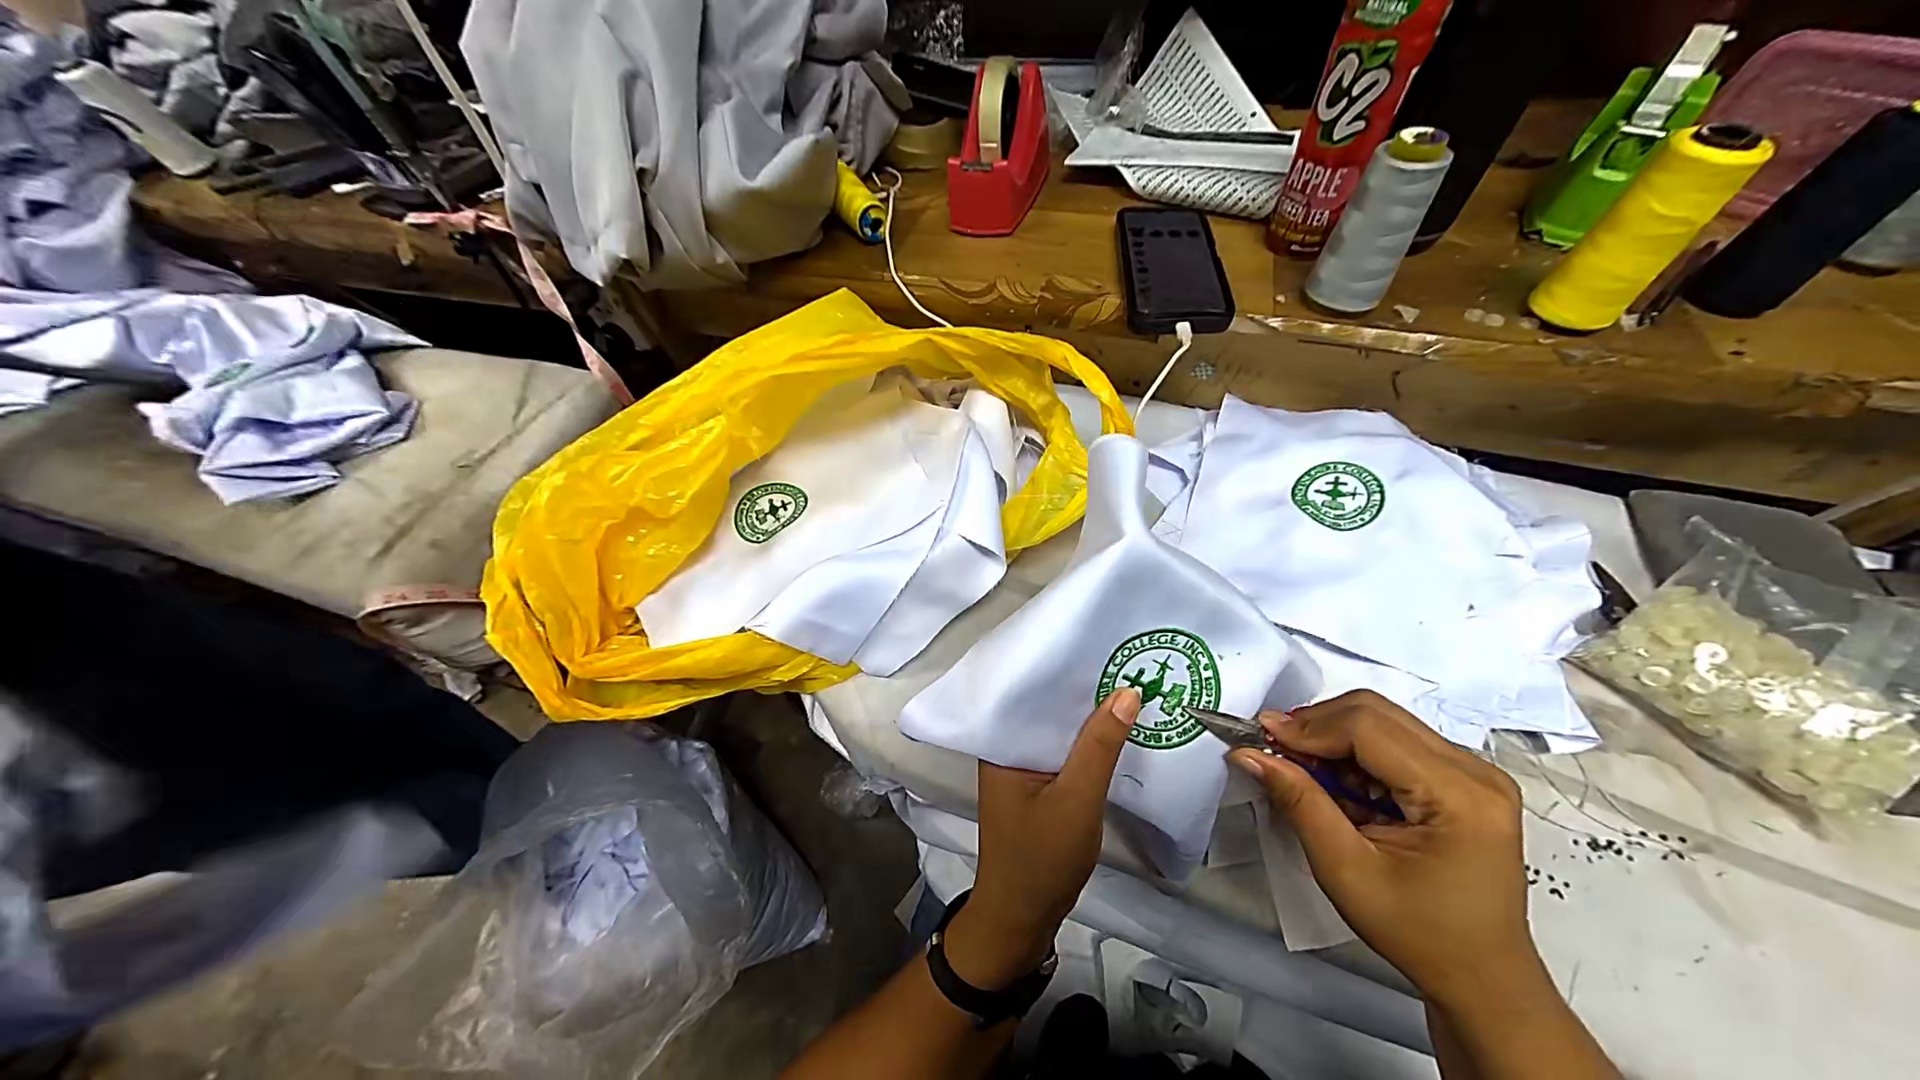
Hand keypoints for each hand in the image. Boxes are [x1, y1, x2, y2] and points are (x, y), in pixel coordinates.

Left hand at [943, 688, 1139, 989]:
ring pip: (1058, 731)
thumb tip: (1127, 691)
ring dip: (1088, 716)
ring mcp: (1023, 768)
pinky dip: (1087, 743)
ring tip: (1128, 683)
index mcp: (1000, 744)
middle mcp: (1007, 749)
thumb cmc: (1041, 858)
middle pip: (1046, 709)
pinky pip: (1064, 752)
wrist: (1023, 918)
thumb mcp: (1076, 799)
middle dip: (1082, 689)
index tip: (1100, 644)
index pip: (1029, 692)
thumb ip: (1100, 747)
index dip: (1064, 668)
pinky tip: (1117, 728)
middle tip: (1125, 658)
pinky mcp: (1039, 785)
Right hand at [1231, 690, 1543, 1009]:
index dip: (1308, 727)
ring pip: (1383, 720)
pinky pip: (1396, 738)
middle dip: (1317, 726)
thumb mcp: (1345, 869)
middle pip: (1376, 714)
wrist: (1480, 974)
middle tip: (1276, 751)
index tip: (1261, 738)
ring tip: (1304, 771)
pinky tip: (1337, 781)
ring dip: (1333, 736)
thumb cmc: (1418, 932)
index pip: (1368, 729)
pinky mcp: (1464, 778)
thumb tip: (1251, 754)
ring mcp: (1475, 772)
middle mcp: (1477, 773)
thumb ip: (1299, 802)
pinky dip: (1354, 750)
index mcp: (1461, 797)